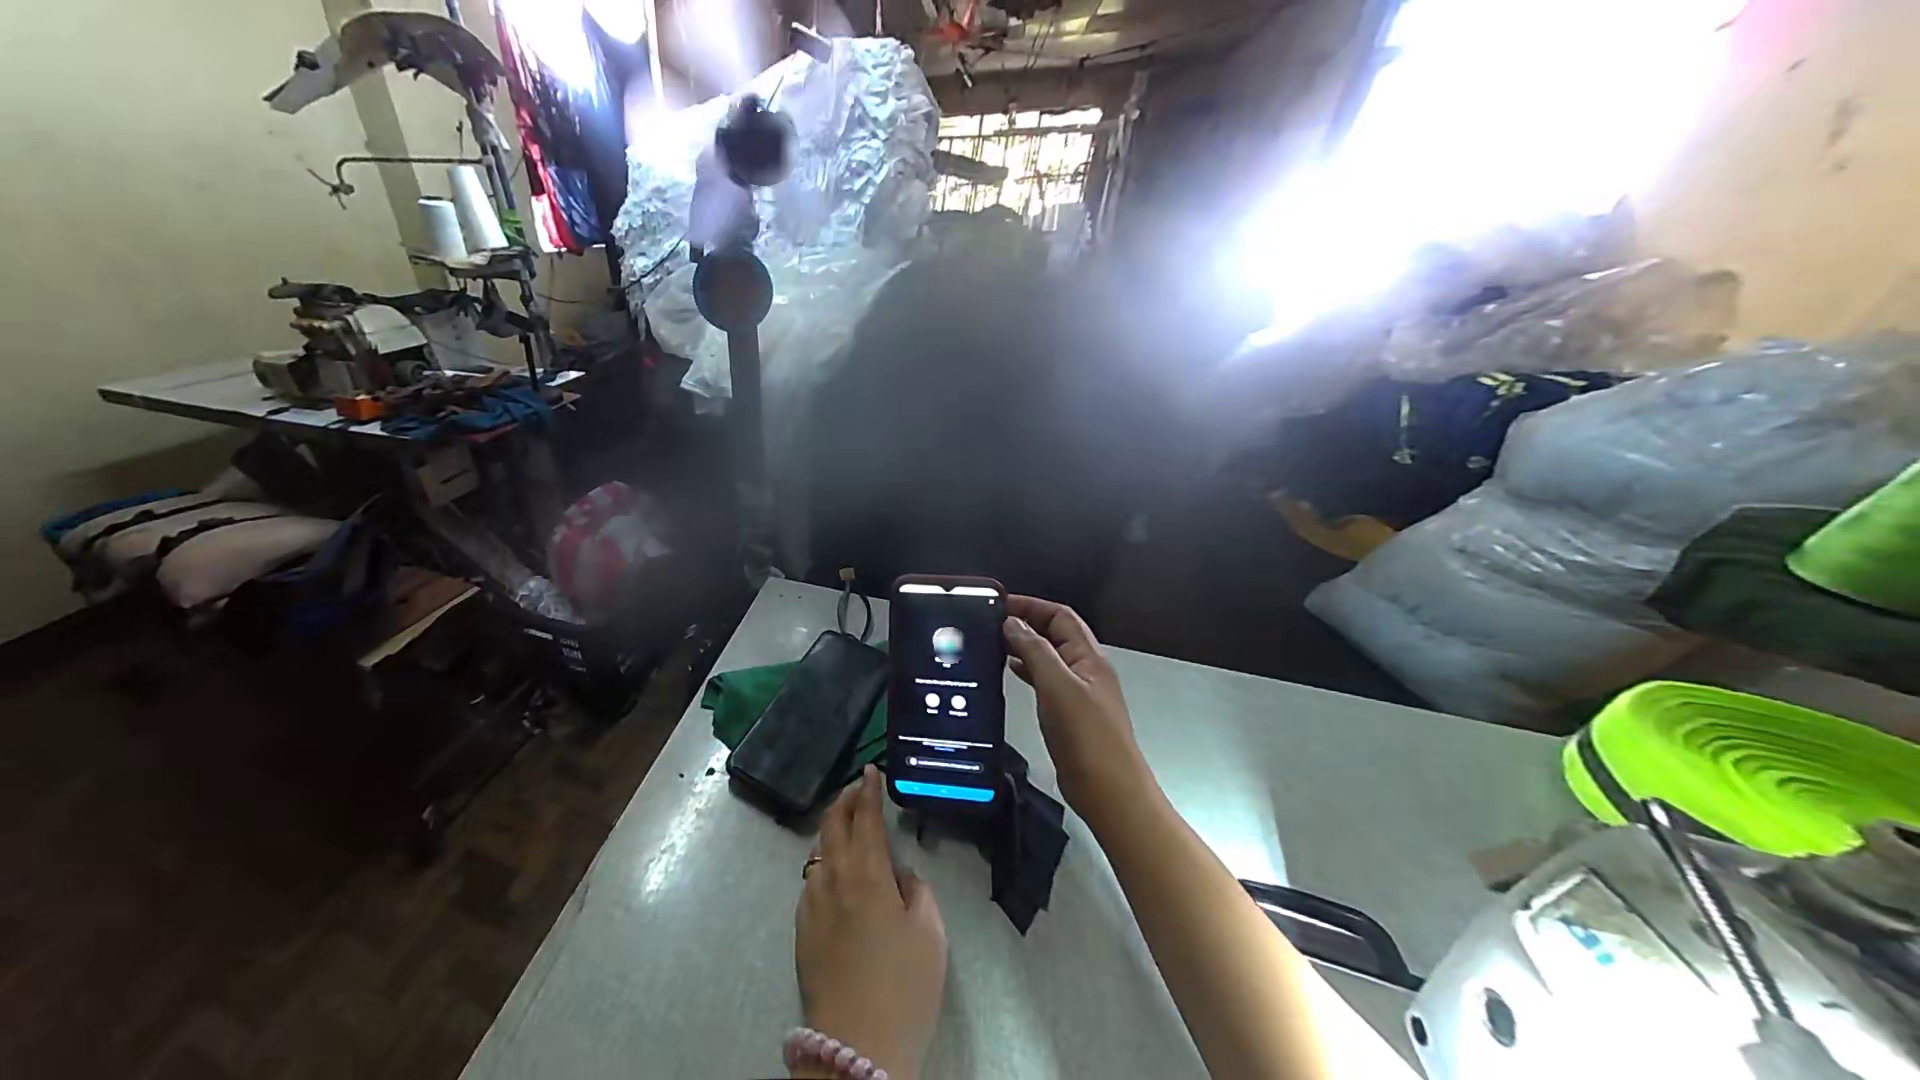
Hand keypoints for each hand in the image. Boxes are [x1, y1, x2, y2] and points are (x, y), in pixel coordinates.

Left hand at [794, 766, 946, 1079]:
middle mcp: (833, 880)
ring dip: (832, 830)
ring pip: (818, 852)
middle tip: (857, 787)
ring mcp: (811, 905)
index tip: (870, 770)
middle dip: (844, 799)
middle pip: (832, 825)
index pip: (866, 818)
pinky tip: (837, 874)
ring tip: (848, 825)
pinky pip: (811, 882)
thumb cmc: (904, 986)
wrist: (856, 1046)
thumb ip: (916, 891)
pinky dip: (825, 863)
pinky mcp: (801, 931)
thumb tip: (899, 875)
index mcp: (868, 874)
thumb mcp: (930, 932)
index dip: (868, 790)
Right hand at [1003, 595, 1147, 815]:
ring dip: (1024, 647)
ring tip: (993, 643)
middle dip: (1025, 623)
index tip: (1000, 604)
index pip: (1061, 616)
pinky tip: (1009, 673)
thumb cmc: (1086, 736)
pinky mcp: (1067, 713)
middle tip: (990, 623)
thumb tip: (1013, 623)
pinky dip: (1027, 671)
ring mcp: (1077, 692)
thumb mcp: (1058, 686)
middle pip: (1055, 634)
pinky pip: (1045, 681)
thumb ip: (1036, 651)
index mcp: (1089, 657)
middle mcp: (1085, 669)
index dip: (1032, 606)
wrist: (1108, 790)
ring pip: (1048, 657)